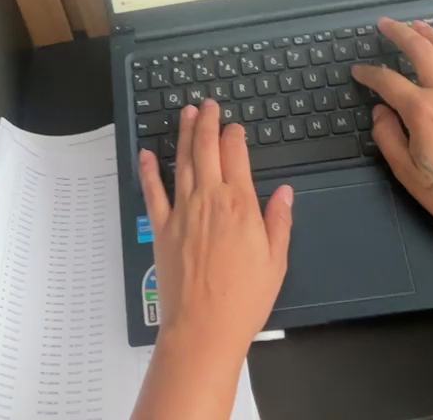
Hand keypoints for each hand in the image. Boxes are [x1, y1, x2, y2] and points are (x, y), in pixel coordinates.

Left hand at [137, 100, 293, 362]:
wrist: (204, 329)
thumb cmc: (244, 298)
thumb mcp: (276, 261)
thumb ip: (279, 221)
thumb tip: (285, 191)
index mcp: (239, 204)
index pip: (236, 155)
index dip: (234, 135)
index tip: (235, 125)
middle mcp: (209, 198)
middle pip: (206, 148)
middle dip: (207, 121)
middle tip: (207, 104)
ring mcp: (182, 210)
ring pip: (181, 161)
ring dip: (183, 134)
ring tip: (185, 113)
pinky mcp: (162, 227)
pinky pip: (153, 191)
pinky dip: (149, 170)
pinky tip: (147, 153)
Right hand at [350, 18, 432, 250]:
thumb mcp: (407, 173)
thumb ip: (387, 137)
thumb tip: (380, 111)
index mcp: (422, 110)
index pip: (387, 82)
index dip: (369, 74)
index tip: (357, 71)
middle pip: (421, 52)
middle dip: (400, 34)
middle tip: (386, 23)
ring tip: (420, 25)